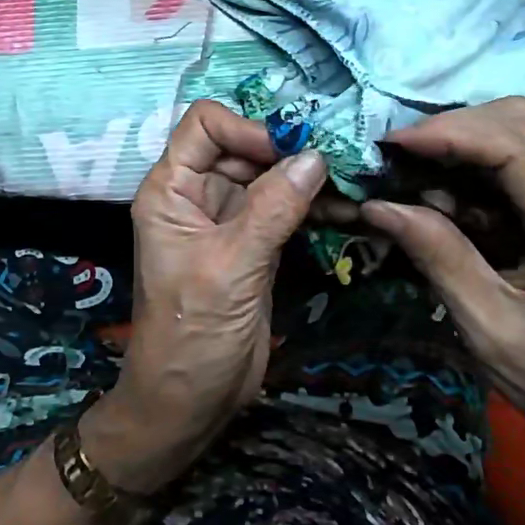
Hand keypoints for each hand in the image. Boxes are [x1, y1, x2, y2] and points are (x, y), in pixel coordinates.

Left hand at [82, 100, 325, 494]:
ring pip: (267, 177)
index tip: (289, 153)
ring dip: (306, 179)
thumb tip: (315, 156)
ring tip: (354, 185)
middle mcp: (195, 194)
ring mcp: (226, 219)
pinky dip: (311, 207)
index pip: (203, 126)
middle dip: (286, 152)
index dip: (246, 129)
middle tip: (342, 165)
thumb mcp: (232, 266)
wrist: (189, 399)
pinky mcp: (252, 243)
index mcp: (171, 189)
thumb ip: (272, 209)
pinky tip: (347, 211)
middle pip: (241, 147)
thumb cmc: (193, 332)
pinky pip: (282, 208)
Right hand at [359, 97, 524, 473]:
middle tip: (398, 157)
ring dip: (465, 141)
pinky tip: (450, 195)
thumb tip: (377, 204)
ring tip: (417, 173)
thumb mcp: (487, 328)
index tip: (392, 144)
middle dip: (453, 128)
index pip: (520, 148)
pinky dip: (480, 162)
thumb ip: (438, 257)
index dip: (451, 132)